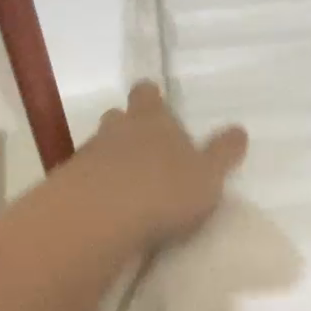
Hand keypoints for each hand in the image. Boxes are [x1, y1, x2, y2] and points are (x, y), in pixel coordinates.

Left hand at [70, 81, 248, 243]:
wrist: (104, 215)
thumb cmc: (165, 190)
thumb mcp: (208, 176)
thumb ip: (222, 154)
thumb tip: (240, 131)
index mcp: (153, 119)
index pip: (149, 94)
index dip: (152, 98)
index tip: (158, 106)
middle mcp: (118, 128)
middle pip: (119, 117)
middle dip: (128, 128)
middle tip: (144, 151)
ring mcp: (89, 154)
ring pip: (99, 147)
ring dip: (111, 160)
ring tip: (126, 186)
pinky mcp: (70, 184)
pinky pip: (85, 179)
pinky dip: (95, 188)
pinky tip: (107, 209)